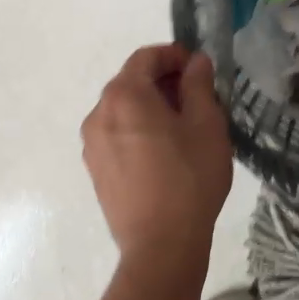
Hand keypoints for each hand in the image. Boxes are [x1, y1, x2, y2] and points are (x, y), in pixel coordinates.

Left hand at [80, 44, 233, 265]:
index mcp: (125, 95)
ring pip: (123, 110)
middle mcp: (99, 113)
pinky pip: (117, 135)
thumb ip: (199, 85)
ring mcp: (92, 144)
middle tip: (198, 98)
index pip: (146, 57)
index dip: (174, 55)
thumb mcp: (206, 125)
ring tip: (184, 128)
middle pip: (131, 82)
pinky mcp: (96, 170)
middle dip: (163, 81)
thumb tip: (195, 63)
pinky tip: (165, 154)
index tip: (200, 68)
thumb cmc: (190, 178)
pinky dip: (139, 130)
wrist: (161, 244)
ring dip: (151, 107)